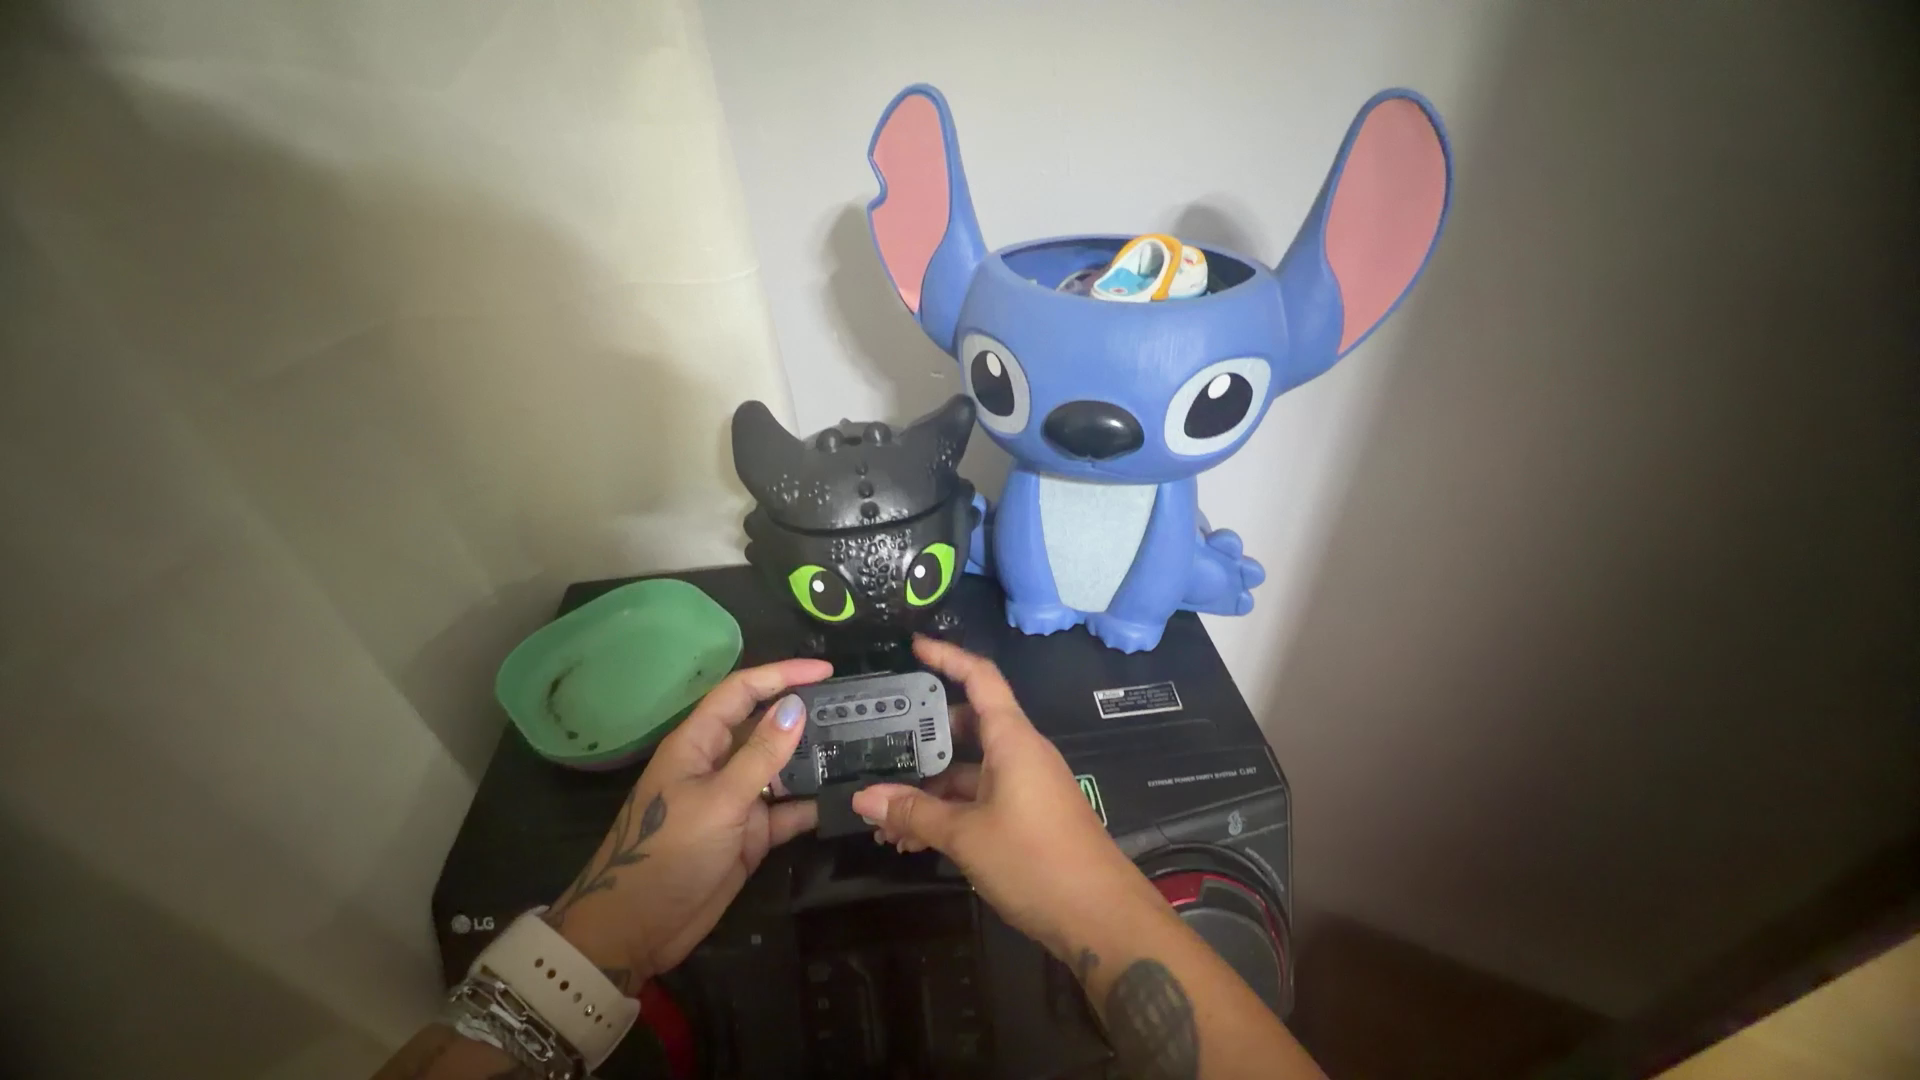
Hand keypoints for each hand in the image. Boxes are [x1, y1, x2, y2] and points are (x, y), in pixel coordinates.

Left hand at [543, 657, 831, 991]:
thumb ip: (761, 755)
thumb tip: (797, 705)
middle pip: (766, 726)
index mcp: (699, 743)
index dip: (782, 674)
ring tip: (861, 748)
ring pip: (782, 768)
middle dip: (805, 715)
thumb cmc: (667, 854)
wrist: (636, 931)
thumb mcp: (719, 800)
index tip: (826, 670)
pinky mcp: (750, 834)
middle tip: (854, 708)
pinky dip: (813, 805)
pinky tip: (845, 798)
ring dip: (815, 760)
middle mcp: (719, 763)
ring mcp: (736, 800)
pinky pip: (788, 811)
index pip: (742, 692)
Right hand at [851, 637, 1167, 960]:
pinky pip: (979, 798)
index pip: (980, 677)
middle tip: (878, 747)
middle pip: (966, 726)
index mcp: (1012, 738)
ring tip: (884, 817)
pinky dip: (948, 811)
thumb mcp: (966, 835)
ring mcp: (1024, 785)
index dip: (947, 656)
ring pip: (968, 770)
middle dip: (922, 738)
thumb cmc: (1035, 859)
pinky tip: (912, 839)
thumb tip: (863, 799)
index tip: (913, 645)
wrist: (1101, 917)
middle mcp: (1020, 752)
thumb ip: (914, 813)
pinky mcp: (1026, 815)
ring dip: (929, 789)